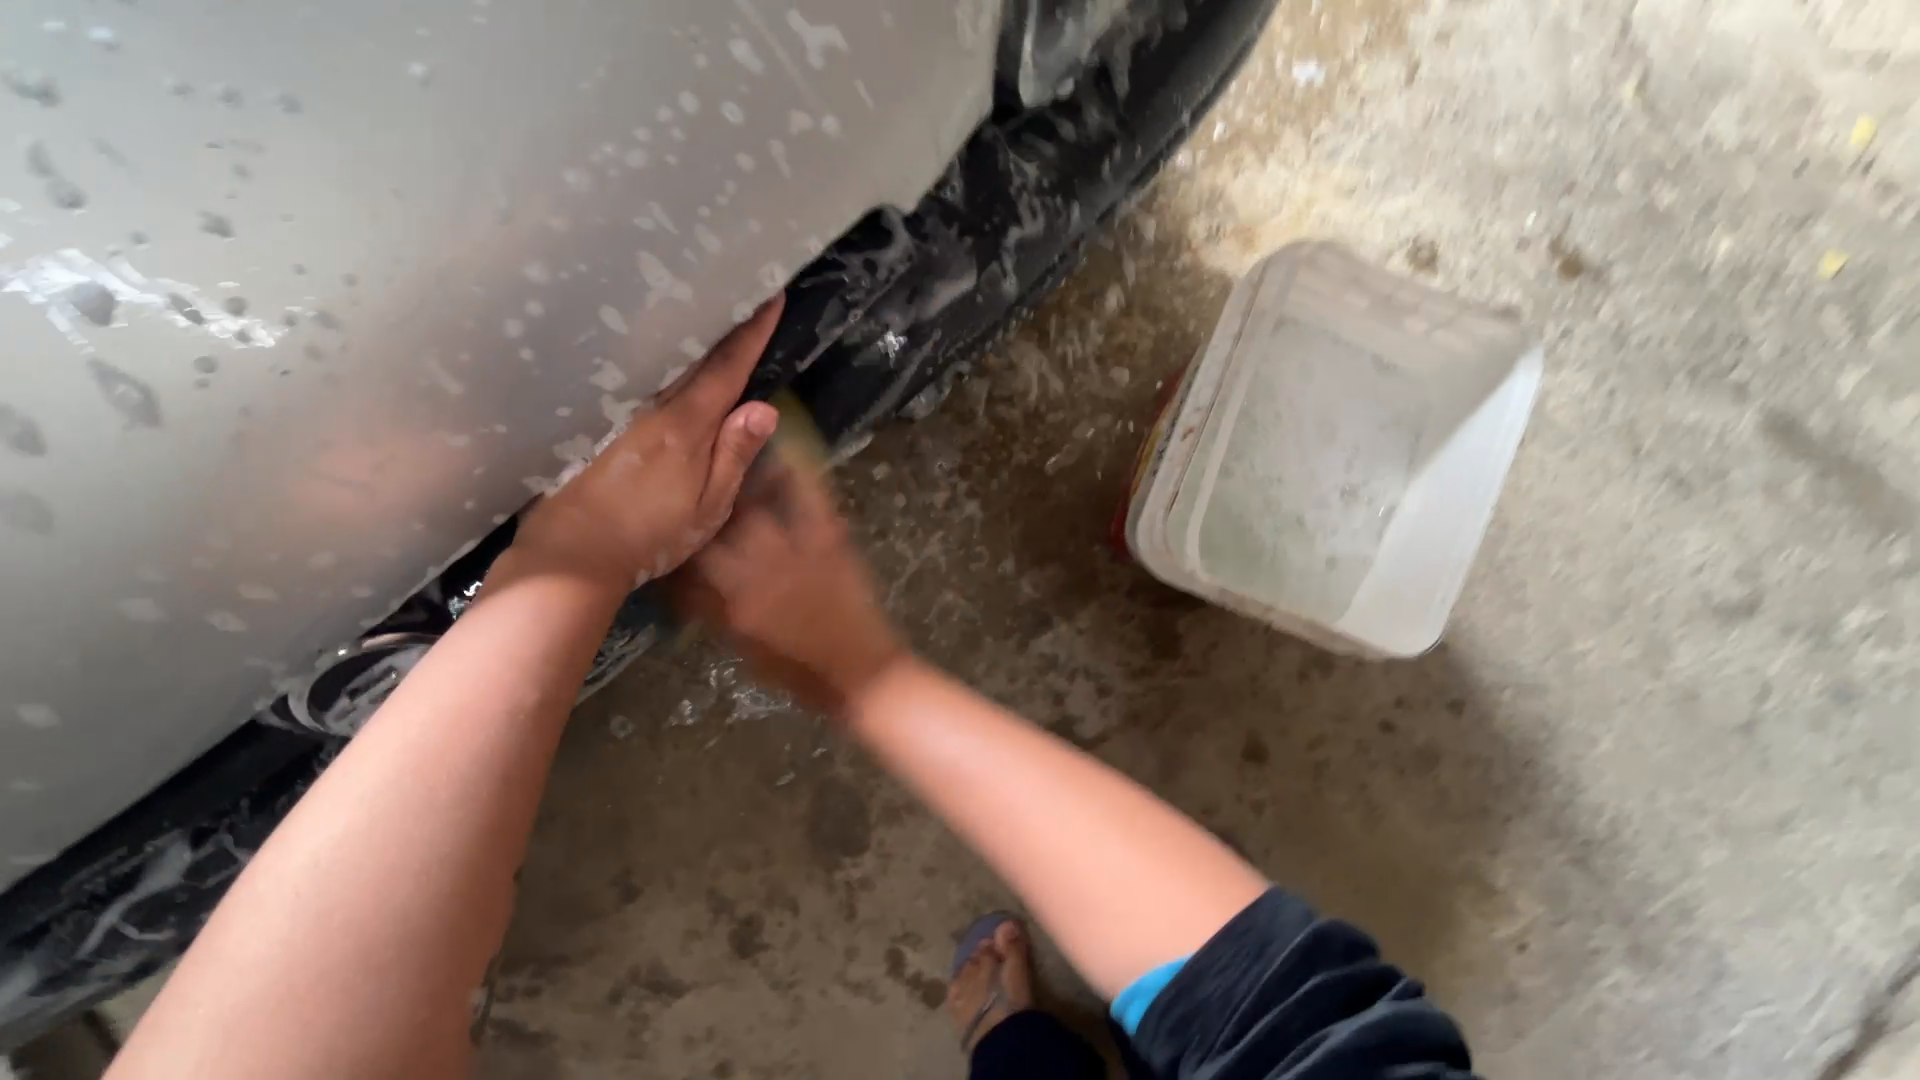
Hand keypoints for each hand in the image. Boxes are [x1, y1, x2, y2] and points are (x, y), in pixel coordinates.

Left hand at [508, 296, 784, 591]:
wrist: (573, 553)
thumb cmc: (650, 536)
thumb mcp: (708, 507)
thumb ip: (734, 455)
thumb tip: (765, 407)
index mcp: (686, 426)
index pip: (727, 369)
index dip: (751, 333)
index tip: (771, 296)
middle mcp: (650, 405)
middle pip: (690, 353)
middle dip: (719, 319)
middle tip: (738, 285)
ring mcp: (616, 408)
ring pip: (656, 357)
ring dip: (683, 329)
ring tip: (700, 300)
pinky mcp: (592, 417)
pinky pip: (629, 372)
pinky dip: (649, 353)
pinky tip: (652, 342)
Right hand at [676, 453, 905, 711]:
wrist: (861, 672)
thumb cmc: (800, 671)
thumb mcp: (744, 647)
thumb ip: (711, 611)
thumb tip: (679, 584)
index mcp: (735, 601)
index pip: (692, 560)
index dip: (679, 538)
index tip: (670, 523)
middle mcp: (761, 569)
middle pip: (720, 524)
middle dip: (704, 502)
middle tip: (696, 481)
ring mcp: (798, 550)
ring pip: (757, 504)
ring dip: (740, 479)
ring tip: (729, 457)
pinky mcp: (832, 540)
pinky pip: (811, 498)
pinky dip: (798, 472)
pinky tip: (785, 452)